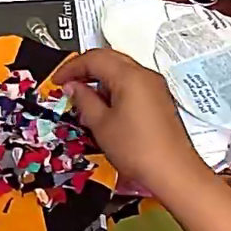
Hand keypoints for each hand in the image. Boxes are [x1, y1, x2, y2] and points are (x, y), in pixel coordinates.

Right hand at [51, 48, 212, 199]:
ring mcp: (156, 88)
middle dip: (86, 71)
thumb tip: (74, 88)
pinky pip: (134, 86)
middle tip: (69, 86)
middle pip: (110, 60)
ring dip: (101, 82)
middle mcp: (146, 76)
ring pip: (122, 72)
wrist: (172, 172)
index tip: (58, 80)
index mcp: (130, 76)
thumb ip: (84, 100)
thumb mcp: (101, 124)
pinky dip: (116, 92)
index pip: (94, 58)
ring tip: (86, 104)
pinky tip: (106, 112)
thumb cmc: (140, 151)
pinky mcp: (160, 101)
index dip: (71, 67)